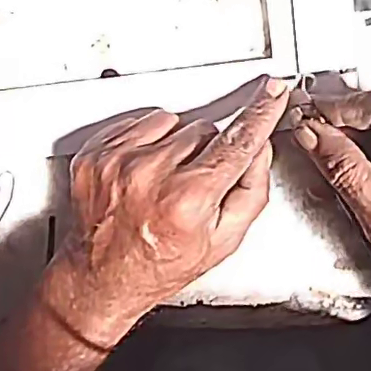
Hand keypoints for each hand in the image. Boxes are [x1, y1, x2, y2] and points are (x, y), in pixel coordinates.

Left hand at [39, 77, 290, 349]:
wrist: (102, 279)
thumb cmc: (161, 263)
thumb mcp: (224, 240)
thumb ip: (252, 190)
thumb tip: (260, 148)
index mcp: (186, 200)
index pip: (236, 142)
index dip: (261, 113)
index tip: (273, 91)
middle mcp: (149, 175)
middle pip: (203, 130)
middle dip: (206, 151)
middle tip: (193, 183)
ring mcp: (118, 161)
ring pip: (172, 121)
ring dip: (175, 143)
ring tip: (164, 178)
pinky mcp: (97, 152)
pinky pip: (139, 122)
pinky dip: (146, 141)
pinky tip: (143, 171)